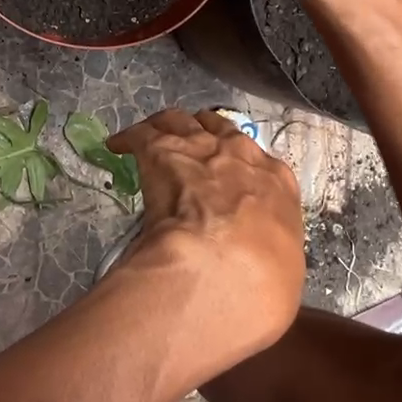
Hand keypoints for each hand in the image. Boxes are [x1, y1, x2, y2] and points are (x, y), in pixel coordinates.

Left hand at [108, 108, 304, 355]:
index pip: (258, 160)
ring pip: (179, 121)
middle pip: (217, 128)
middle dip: (202, 135)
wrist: (223, 265)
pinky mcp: (158, 149)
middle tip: (186, 147)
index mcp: (277, 183)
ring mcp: (198, 146)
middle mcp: (239, 153)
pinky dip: (128, 138)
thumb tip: (253, 257)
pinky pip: (139, 133)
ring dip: (166, 128)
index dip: (238, 164)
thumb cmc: (263, 281)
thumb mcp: (285, 267)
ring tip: (152, 137)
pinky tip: (116, 146)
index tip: (225, 173)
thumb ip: (270, 248)